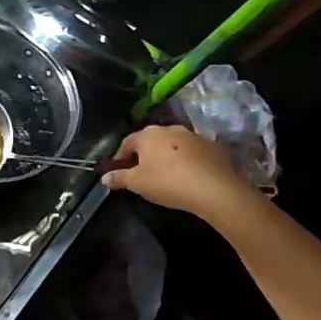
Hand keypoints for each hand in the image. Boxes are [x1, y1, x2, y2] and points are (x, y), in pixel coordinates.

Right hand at [102, 125, 261, 225]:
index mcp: (148, 135)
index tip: (119, 170)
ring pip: (173, 144)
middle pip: (151, 140)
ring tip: (166, 173)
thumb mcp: (136, 183)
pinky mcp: (215, 147)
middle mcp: (170, 129)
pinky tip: (187, 175)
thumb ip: (118, 178)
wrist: (216, 190)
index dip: (120, 157)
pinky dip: (187, 160)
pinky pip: (193, 152)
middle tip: (142, 170)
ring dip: (167, 155)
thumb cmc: (167, 182)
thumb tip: (104, 178)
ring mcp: (195, 136)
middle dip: (144, 153)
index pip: (127, 142)